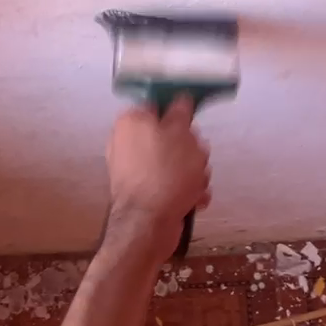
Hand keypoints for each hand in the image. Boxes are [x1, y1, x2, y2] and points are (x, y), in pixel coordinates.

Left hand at [105, 97, 211, 240]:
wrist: (148, 224)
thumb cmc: (165, 174)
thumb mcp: (181, 133)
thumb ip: (181, 112)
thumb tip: (180, 100)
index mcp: (131, 121)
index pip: (159, 106)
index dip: (180, 115)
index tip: (194, 124)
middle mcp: (127, 143)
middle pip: (171, 137)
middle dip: (192, 150)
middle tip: (197, 158)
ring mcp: (134, 170)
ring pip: (176, 162)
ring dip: (194, 173)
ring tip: (196, 184)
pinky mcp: (145, 193)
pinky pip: (171, 183)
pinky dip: (186, 190)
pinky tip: (194, 199)